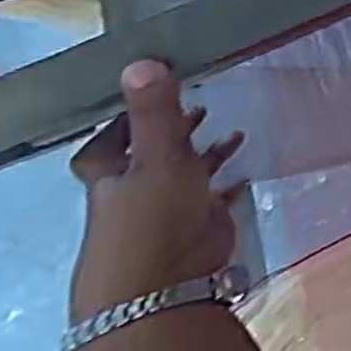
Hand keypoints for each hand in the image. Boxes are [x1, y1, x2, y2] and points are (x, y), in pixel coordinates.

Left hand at [69, 60, 244, 321]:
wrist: (163, 288)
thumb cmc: (152, 220)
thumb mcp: (158, 159)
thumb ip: (156, 114)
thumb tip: (139, 61)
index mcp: (113, 178)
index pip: (104, 146)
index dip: (120, 124)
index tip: (148, 100)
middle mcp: (134, 194)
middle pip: (147, 159)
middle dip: (171, 134)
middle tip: (200, 107)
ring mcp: (167, 213)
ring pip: (183, 177)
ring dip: (204, 156)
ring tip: (235, 133)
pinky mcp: (198, 227)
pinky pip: (213, 199)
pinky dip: (227, 185)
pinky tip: (245, 174)